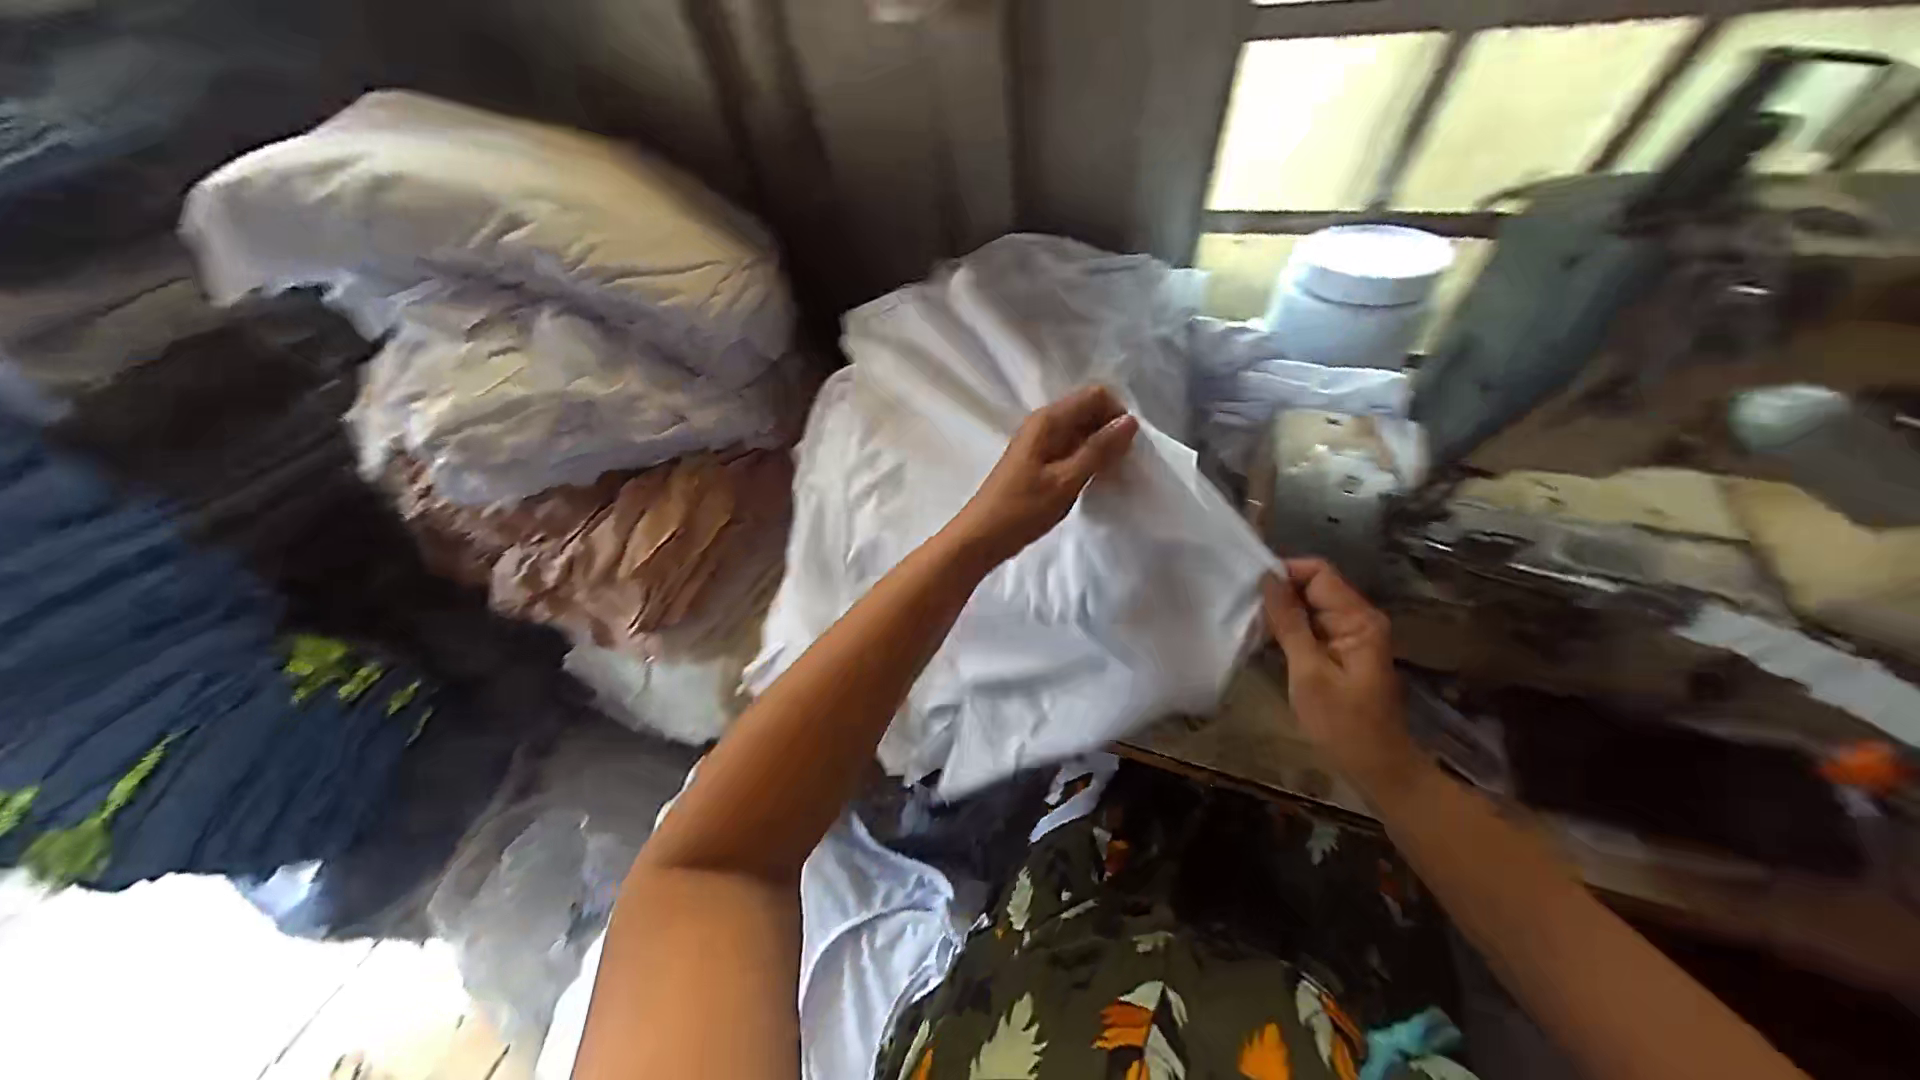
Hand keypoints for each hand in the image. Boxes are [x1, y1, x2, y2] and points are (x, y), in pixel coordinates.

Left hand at [944, 385, 1138, 567]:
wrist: (980, 538)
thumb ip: (1098, 450)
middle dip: (1110, 431)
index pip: (1095, 395)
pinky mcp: (1037, 462)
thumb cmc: (1021, 510)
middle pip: (1088, 411)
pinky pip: (1070, 449)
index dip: (1116, 416)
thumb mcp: (1066, 481)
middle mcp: (1043, 424)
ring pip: (1081, 432)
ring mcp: (1038, 443)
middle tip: (1122, 465)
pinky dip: (1086, 460)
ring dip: (1100, 448)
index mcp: (1048, 421)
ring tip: (1110, 476)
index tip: (1127, 447)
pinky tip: (1092, 482)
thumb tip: (1130, 421)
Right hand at [1262, 558, 1422, 793]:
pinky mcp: (1342, 651)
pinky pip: (1312, 626)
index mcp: (1359, 619)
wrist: (1378, 766)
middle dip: (1279, 592)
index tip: (1250, 589)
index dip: (1284, 573)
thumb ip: (1289, 624)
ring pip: (1310, 605)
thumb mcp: (1308, 672)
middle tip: (1244, 609)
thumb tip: (1268, 580)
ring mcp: (1352, 635)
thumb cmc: (1343, 723)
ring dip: (1281, 612)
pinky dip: (1289, 628)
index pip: (1319, 572)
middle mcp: (1359, 618)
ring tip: (1250, 624)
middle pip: (1315, 585)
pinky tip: (1267, 640)